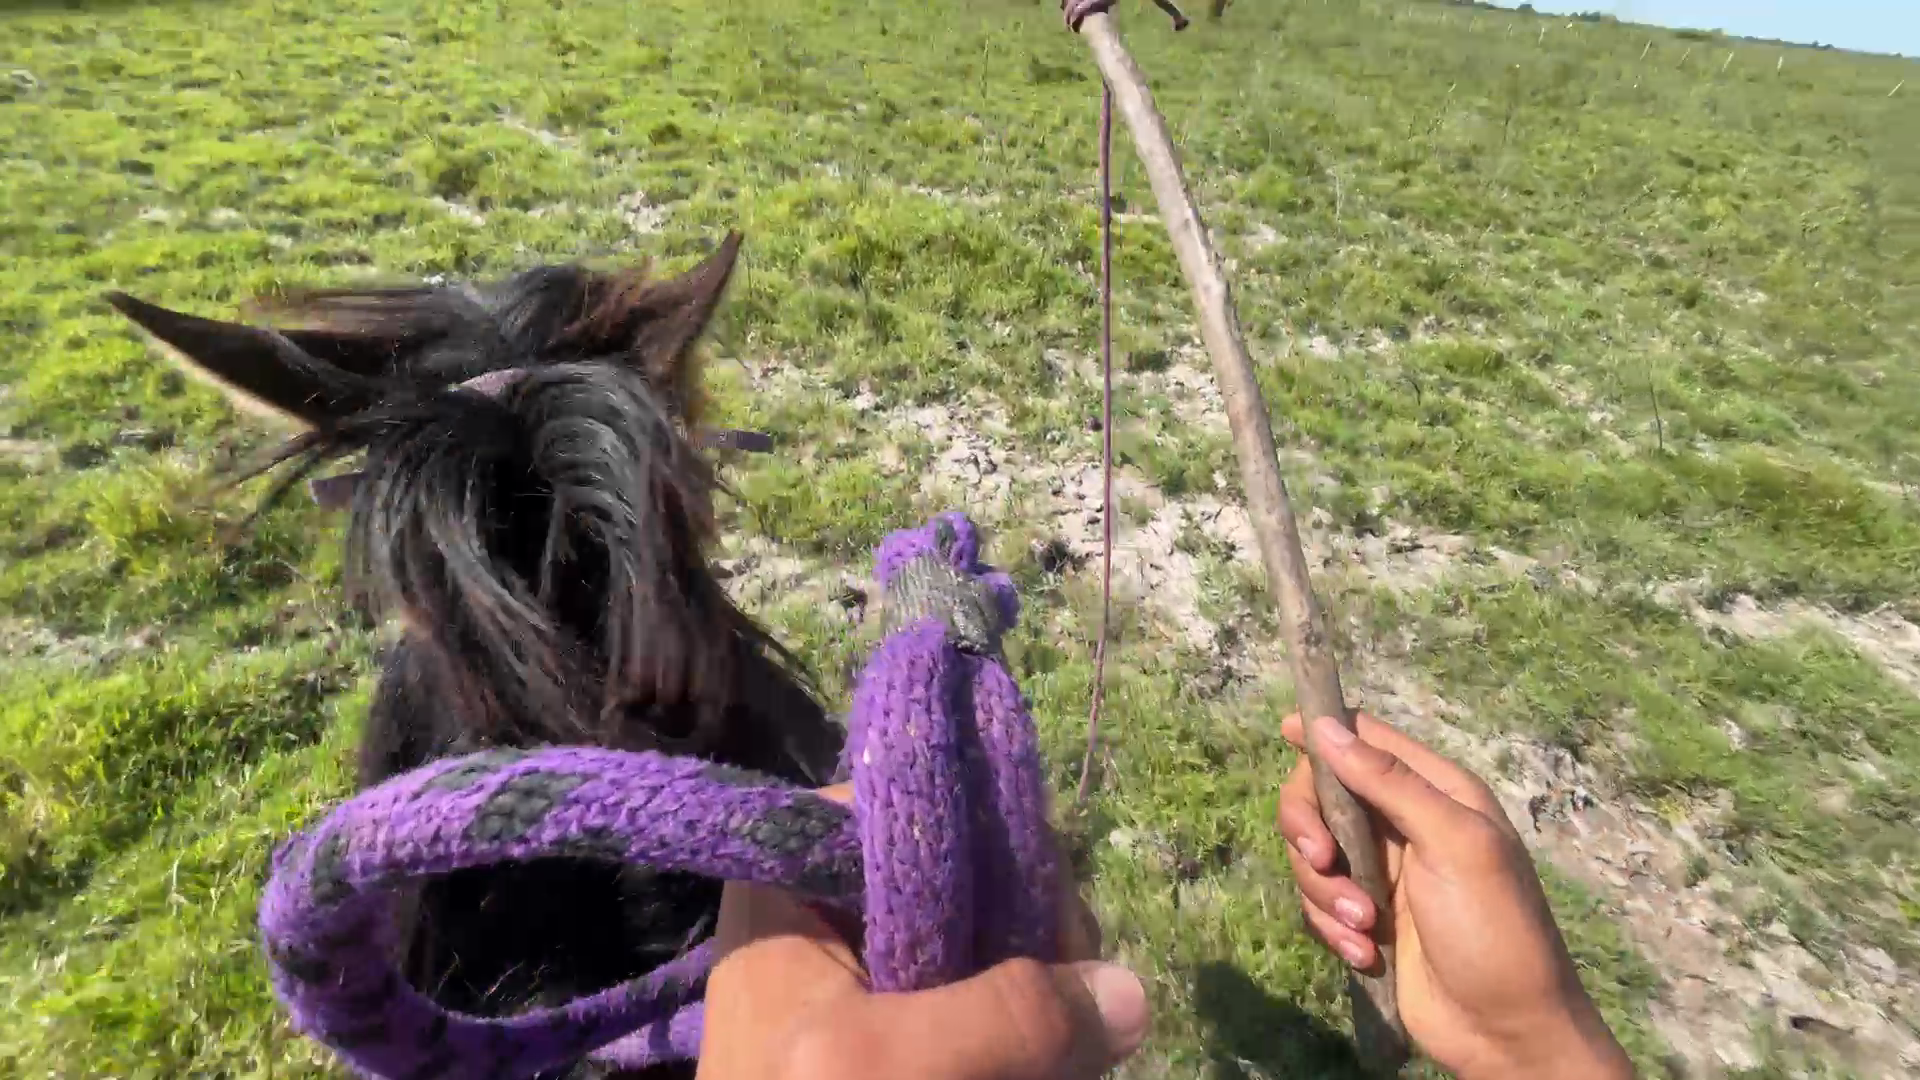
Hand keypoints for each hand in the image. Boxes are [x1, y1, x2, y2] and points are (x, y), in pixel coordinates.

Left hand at [696, 785, 1145, 1079]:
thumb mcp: (889, 1068)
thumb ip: (1007, 1017)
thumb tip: (1133, 991)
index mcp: (796, 874)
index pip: (912, 808)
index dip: (992, 836)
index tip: (1052, 906)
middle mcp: (827, 899)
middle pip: (955, 867)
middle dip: (1024, 920)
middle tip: (1075, 981)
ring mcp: (859, 957)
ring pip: (974, 927)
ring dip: (1031, 974)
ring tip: (1069, 1029)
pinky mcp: (888, 1009)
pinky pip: (971, 985)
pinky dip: (1014, 1013)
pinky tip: (1045, 1049)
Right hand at [1278, 714, 1634, 1079]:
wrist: (1508, 1039)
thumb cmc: (1496, 930)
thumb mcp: (1453, 844)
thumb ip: (1389, 781)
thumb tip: (1324, 726)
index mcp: (1431, 791)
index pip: (1364, 737)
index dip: (1323, 729)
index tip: (1283, 730)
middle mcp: (1397, 821)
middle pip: (1317, 791)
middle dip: (1308, 825)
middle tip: (1322, 857)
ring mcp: (1375, 866)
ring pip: (1308, 847)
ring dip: (1324, 888)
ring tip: (1364, 926)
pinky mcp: (1357, 908)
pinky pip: (1314, 895)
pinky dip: (1330, 922)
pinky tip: (1364, 951)